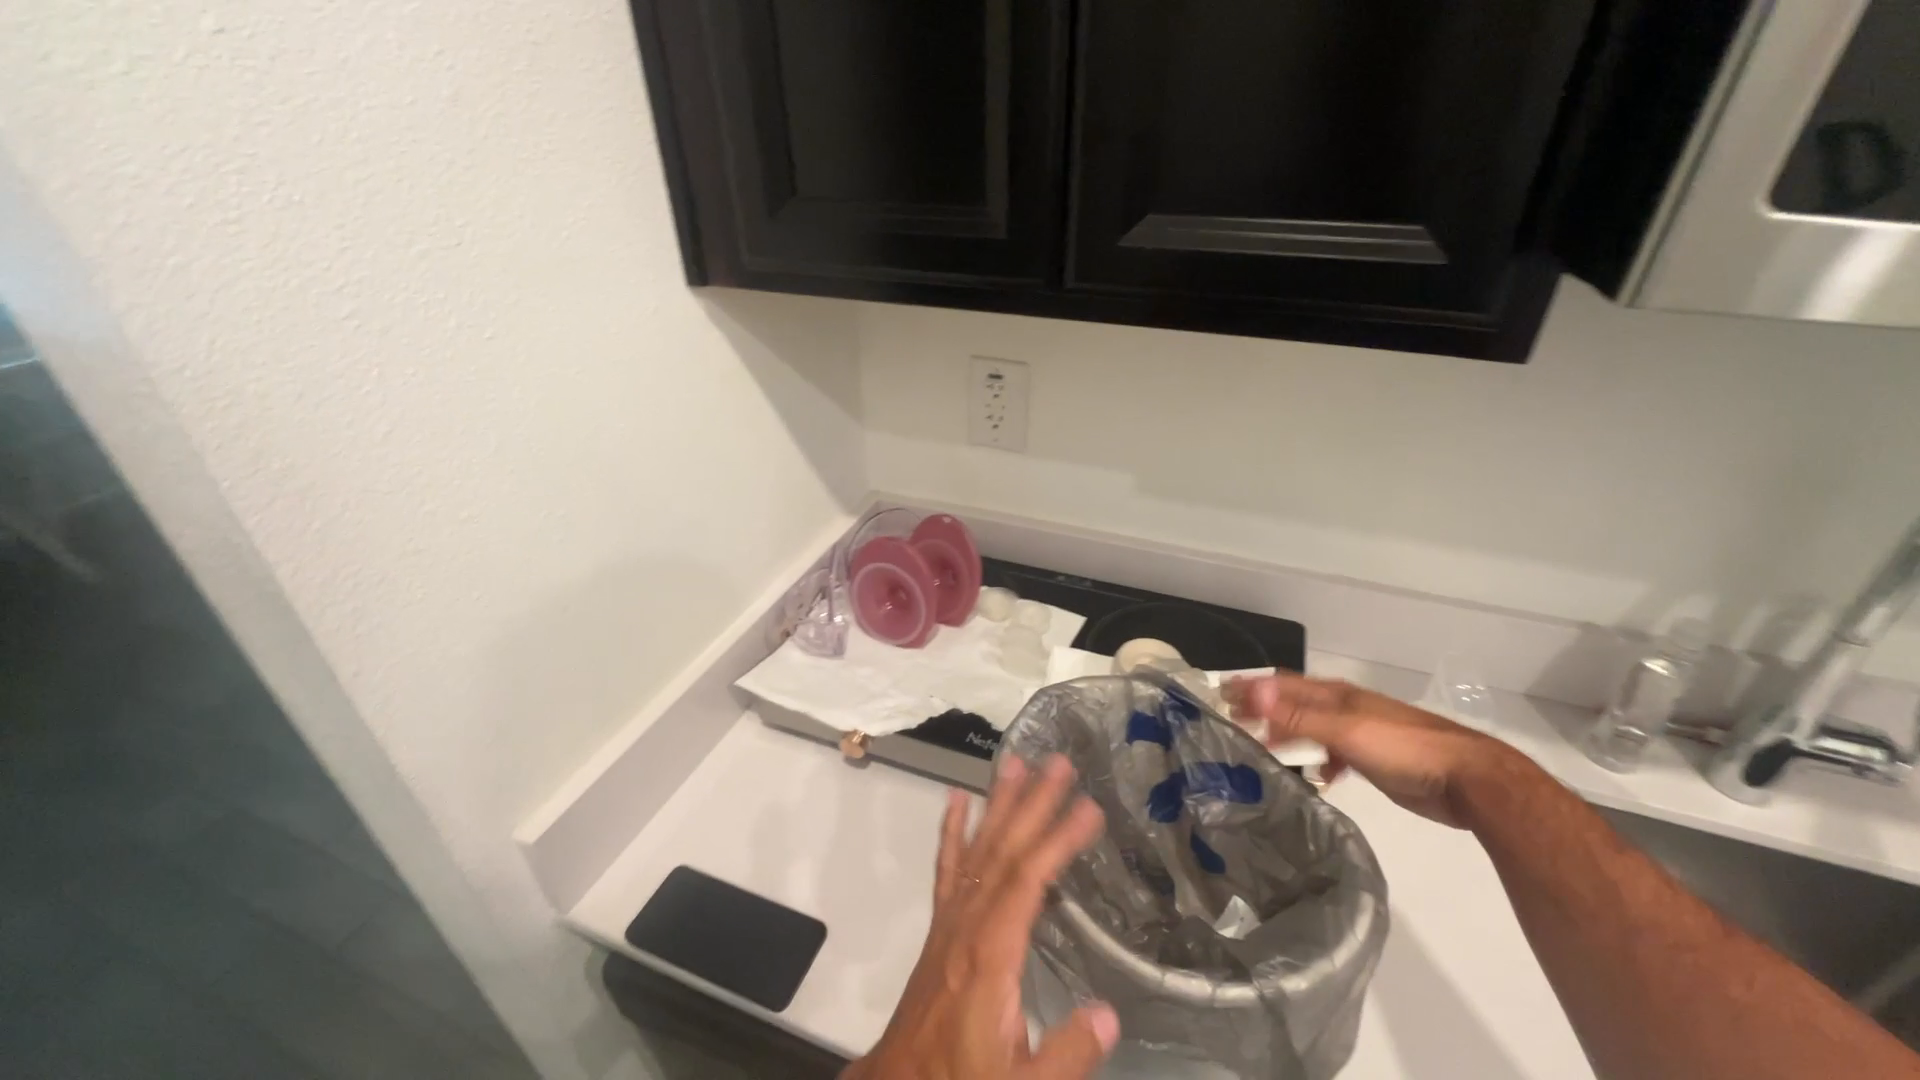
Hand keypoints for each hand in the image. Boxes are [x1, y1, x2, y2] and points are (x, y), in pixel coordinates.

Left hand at [843, 755, 1117, 1079]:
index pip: (1028, 882)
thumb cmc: (963, 1078)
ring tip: (1016, 763)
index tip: (1088, 807)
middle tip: (1059, 763)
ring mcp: (950, 921)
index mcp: (991, 955)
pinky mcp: (941, 927)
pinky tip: (958, 800)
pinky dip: (953, 830)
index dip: (1058, 840)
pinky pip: (947, 868)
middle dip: (1033, 804)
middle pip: (1003, 852)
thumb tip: (1109, 1013)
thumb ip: (1068, 1052)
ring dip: (998, 805)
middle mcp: (967, 924)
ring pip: (976, 850)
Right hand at [1224, 673, 1516, 828]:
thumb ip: (1298, 715)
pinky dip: (1318, 760)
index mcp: (1337, 695)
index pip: (1282, 684)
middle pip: (1295, 703)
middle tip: (1233, 722)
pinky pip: (1334, 753)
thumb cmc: (1404, 750)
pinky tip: (1315, 778)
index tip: (1219, 695)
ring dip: (1288, 736)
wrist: (1468, 779)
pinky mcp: (1374, 758)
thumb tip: (1251, 691)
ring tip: (1262, 750)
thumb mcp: (1346, 731)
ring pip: (1313, 728)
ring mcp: (1361, 732)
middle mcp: (1345, 708)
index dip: (1251, 687)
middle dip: (1264, 709)